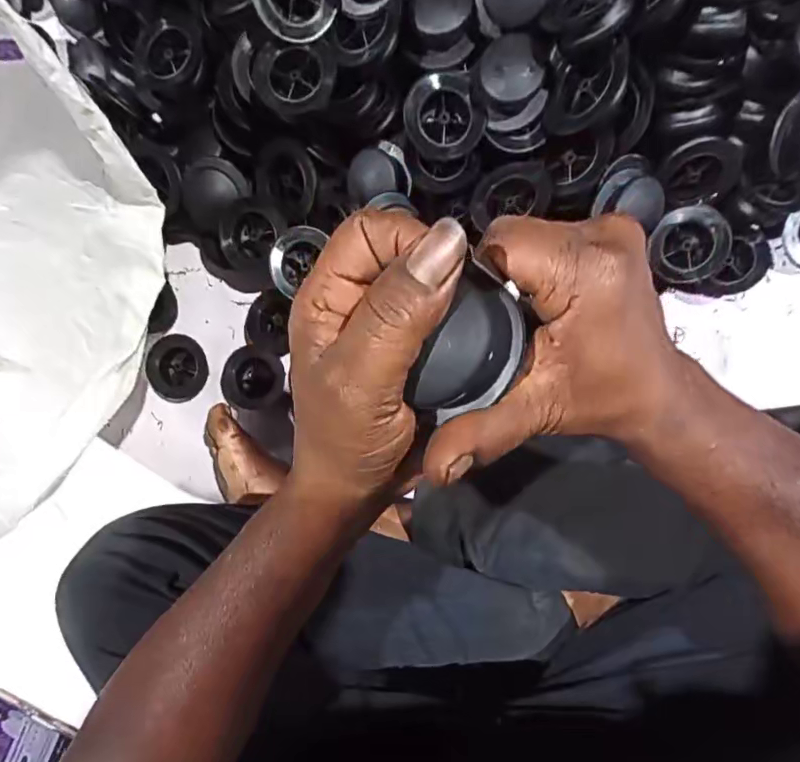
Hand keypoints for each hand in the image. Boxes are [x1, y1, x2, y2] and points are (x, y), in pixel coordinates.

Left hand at [286, 210, 468, 509]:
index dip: (410, 239)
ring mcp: (385, 327)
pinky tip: (472, 335)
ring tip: (473, 317)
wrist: (358, 493)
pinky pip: (442, 316)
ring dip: (453, 293)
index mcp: (326, 298)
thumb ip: (397, 314)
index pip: (370, 231)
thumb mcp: (363, 378)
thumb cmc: (346, 443)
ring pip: (426, 282)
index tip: (448, 274)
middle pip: (402, 250)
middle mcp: (354, 303)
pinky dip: (461, 319)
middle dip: (438, 266)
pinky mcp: (413, 349)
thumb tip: (447, 243)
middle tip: (465, 300)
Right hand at [421, 215, 697, 484]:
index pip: (500, 242)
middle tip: (502, 322)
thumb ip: (481, 431)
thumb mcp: (536, 413)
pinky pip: (552, 234)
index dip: (477, 277)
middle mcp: (603, 236)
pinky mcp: (615, 229)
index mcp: (585, 271)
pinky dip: (538, 264)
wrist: (656, 392)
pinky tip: (542, 298)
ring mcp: (613, 227)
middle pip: (513, 233)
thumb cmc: (603, 398)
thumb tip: (434, 469)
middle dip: (497, 275)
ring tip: (521, 312)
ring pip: (530, 231)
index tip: (481, 318)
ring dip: (517, 268)